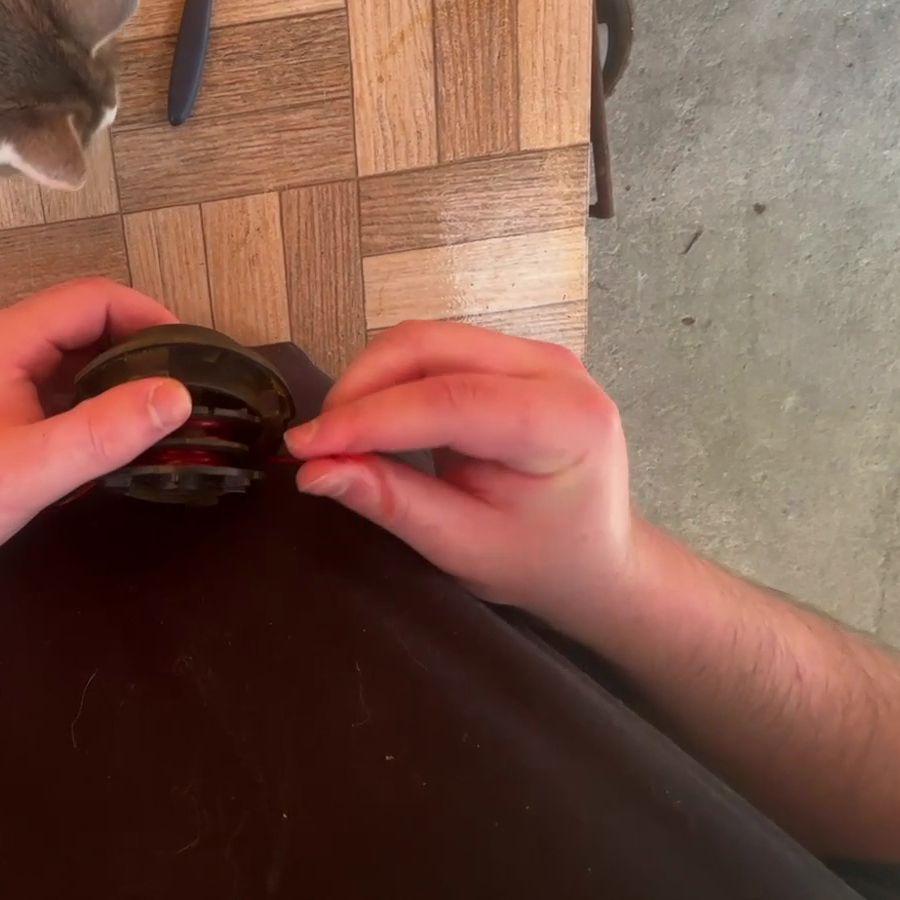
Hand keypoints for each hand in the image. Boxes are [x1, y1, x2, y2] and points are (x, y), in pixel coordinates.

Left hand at [0, 278, 190, 590]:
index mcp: (7, 340)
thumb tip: (179, 394)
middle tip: (183, 391)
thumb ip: (105, 431)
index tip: (193, 354)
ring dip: (113, 381)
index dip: (149, 316)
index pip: (94, 299)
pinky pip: (50, 391)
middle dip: (138, 350)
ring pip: (68, 361)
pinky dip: (86, 405)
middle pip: (83, 325)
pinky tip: (105, 442)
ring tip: (157, 417)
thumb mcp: (30, 469)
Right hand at [284, 321, 638, 630]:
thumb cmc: (540, 560)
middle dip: (357, 388)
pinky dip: (383, 379)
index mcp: (564, 422)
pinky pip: (426, 348)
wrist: (595, 556)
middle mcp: (552, 369)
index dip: (367, 419)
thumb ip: (389, 501)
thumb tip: (313, 472)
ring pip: (419, 340)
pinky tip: (367, 417)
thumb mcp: (462, 546)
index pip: (447, 400)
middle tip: (316, 441)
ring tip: (338, 434)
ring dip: (365, 380)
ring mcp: (528, 353)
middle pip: (427, 346)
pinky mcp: (503, 355)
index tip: (304, 445)